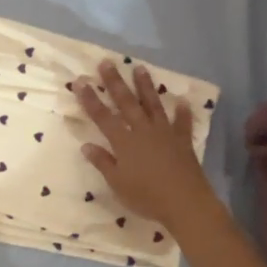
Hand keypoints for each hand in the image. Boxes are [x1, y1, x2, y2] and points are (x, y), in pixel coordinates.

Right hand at [73, 60, 220, 227]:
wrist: (185, 203)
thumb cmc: (146, 196)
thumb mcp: (117, 183)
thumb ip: (103, 162)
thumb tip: (87, 145)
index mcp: (124, 142)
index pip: (102, 116)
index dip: (90, 99)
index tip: (81, 81)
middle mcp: (143, 131)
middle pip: (126, 103)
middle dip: (115, 82)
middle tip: (107, 62)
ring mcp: (165, 134)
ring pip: (153, 105)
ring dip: (146, 86)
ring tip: (140, 68)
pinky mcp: (183, 142)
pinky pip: (182, 123)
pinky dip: (182, 112)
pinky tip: (182, 101)